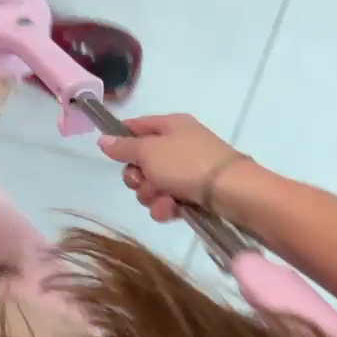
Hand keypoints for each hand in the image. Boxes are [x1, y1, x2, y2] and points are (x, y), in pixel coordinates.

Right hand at [96, 114, 247, 223]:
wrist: (233, 192)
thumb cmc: (187, 163)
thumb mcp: (148, 151)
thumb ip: (123, 147)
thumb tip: (103, 139)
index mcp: (170, 125)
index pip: (136, 126)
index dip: (121, 139)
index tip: (112, 154)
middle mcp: (178, 145)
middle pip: (140, 161)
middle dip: (137, 177)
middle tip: (144, 181)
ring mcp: (188, 170)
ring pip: (152, 184)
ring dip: (150, 195)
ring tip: (164, 199)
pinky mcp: (195, 193)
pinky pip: (168, 199)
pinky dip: (166, 206)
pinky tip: (171, 210)